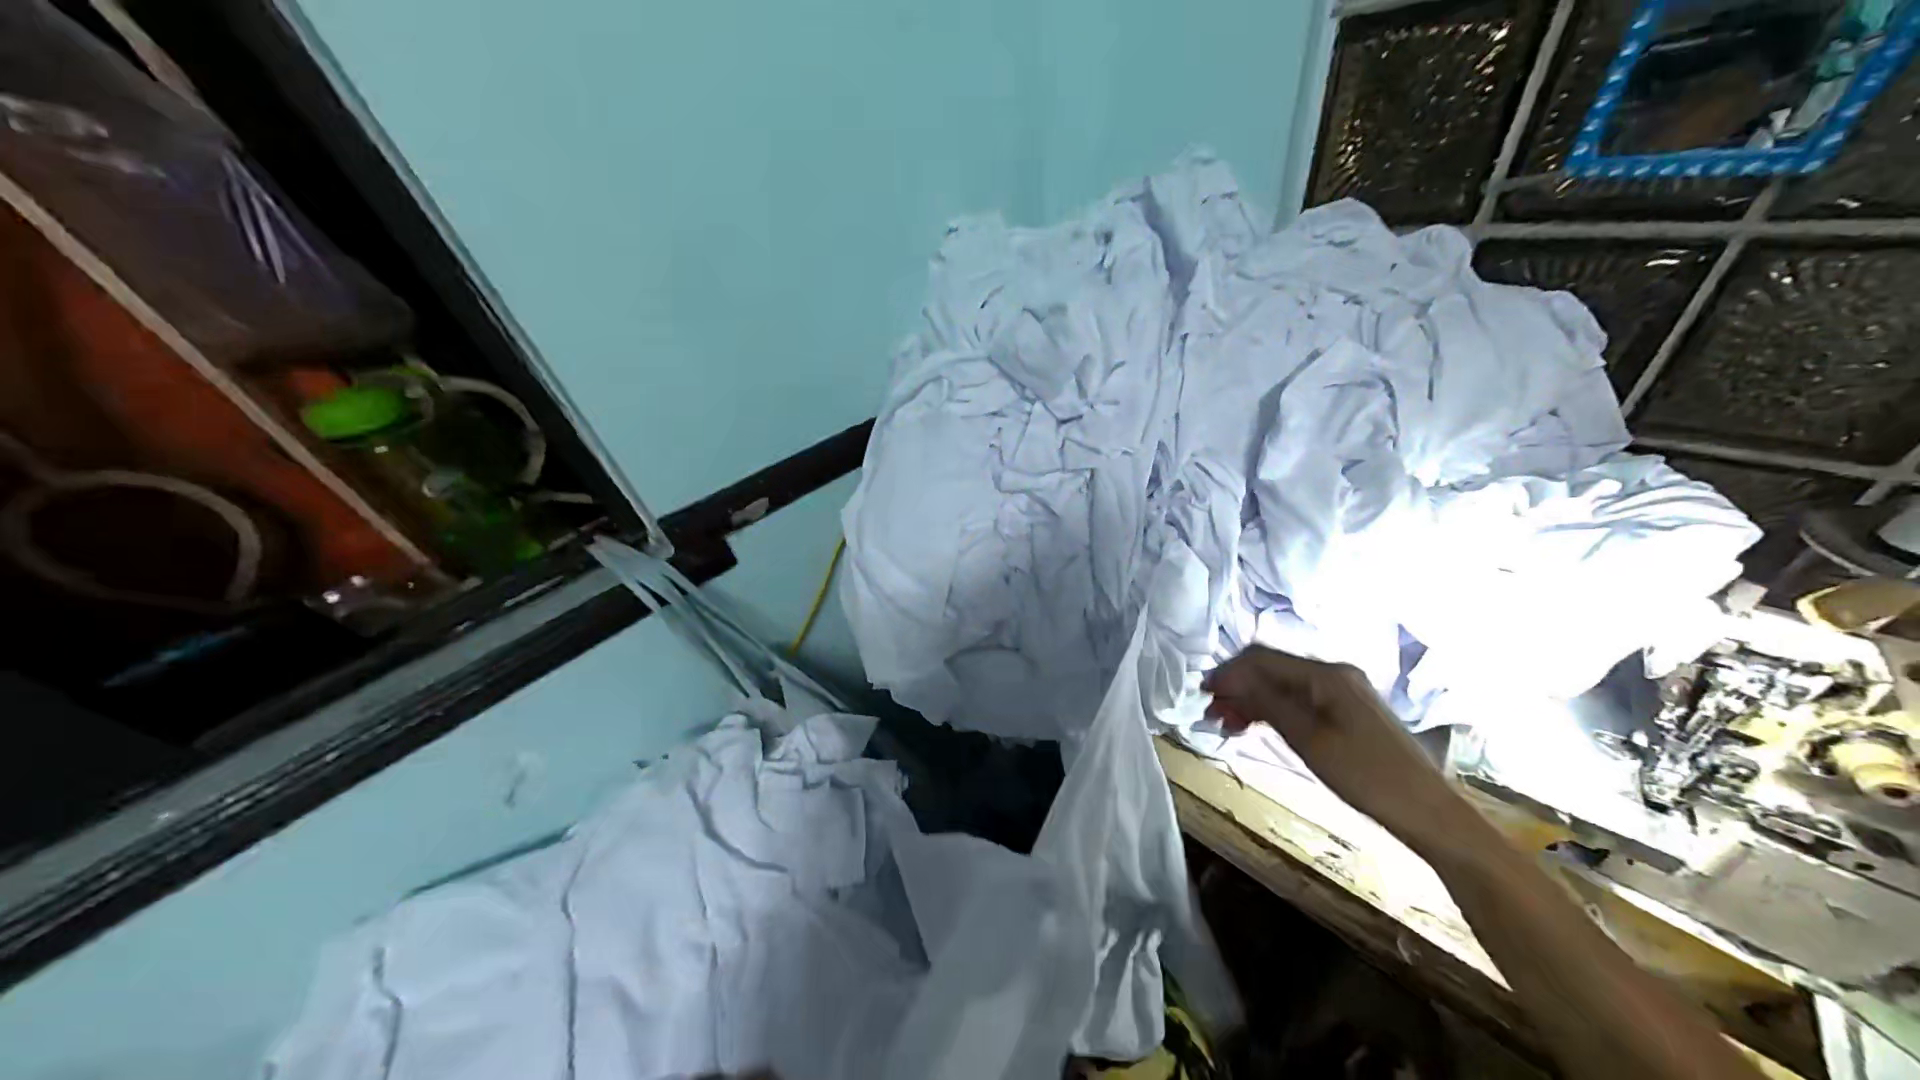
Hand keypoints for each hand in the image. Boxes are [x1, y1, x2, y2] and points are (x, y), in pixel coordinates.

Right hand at [1201, 645, 1475, 851]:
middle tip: (1211, 714)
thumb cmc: (1366, 777)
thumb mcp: (1308, 739)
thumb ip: (1267, 702)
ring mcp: (1343, 692)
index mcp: (1326, 675)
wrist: (1429, 812)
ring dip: (1252, 700)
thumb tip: (1229, 677)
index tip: (1202, 695)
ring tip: (1229, 725)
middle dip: (1237, 687)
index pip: (1262, 658)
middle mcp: (1334, 674)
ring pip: (1283, 685)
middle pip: (1272, 669)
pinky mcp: (1347, 711)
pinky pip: (1299, 699)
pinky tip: (1257, 727)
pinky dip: (1273, 710)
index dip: (1229, 673)